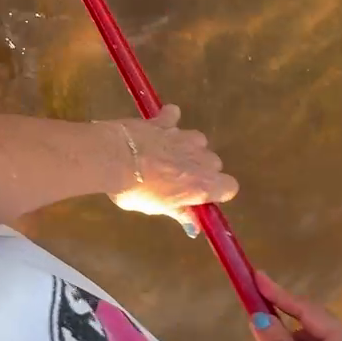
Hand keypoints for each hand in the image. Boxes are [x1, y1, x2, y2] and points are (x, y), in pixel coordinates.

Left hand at [104, 104, 238, 217]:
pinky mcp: (164, 121)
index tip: (199, 195)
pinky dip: (168, 120)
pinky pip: (173, 116)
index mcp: (202, 184)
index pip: (230, 187)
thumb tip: (193, 224)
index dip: (216, 191)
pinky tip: (156, 127)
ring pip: (197, 140)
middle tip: (175, 177)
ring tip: (163, 153)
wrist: (111, 157)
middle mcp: (200, 158)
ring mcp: (183, 136)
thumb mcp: (156, 208)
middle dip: (199, 169)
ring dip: (185, 146)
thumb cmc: (134, 190)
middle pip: (213, 163)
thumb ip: (178, 211)